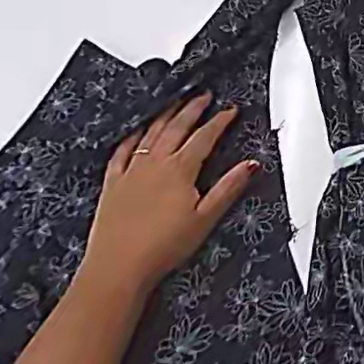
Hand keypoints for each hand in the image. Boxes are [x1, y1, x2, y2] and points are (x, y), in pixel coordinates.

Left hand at [82, 94, 255, 292]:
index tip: (230, 110)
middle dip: (192, 109)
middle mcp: (154, 164)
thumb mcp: (206, 218)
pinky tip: (135, 132)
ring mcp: (131, 172)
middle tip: (203, 96)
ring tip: (174, 103)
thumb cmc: (164, 246)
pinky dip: (130, 138)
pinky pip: (121, 153)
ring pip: (150, 134)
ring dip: (164, 115)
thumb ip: (229, 187)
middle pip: (176, 128)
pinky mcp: (113, 184)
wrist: (118, 267)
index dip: (219, 121)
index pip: (204, 137)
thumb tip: (250, 164)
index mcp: (180, 170)